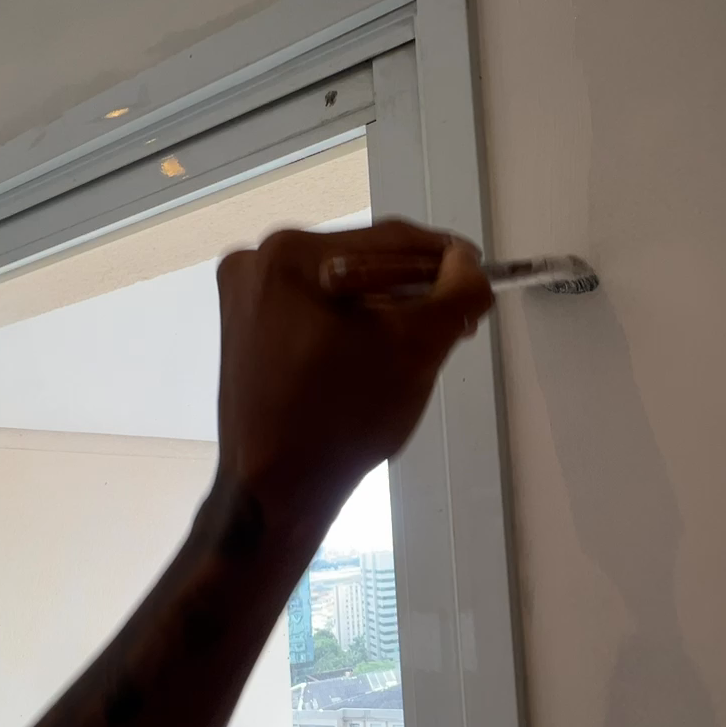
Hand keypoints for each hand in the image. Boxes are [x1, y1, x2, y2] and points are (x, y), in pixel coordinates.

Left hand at [212, 220, 491, 513]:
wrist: (276, 487)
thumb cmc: (345, 419)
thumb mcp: (417, 350)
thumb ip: (456, 296)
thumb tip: (469, 267)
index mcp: (293, 255)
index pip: (393, 240)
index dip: (447, 259)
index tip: (479, 280)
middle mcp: (259, 261)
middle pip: (365, 262)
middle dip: (414, 292)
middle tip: (453, 325)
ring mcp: (246, 296)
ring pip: (344, 289)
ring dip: (386, 311)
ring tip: (416, 349)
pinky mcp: (246, 329)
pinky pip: (318, 312)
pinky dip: (353, 327)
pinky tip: (373, 359)